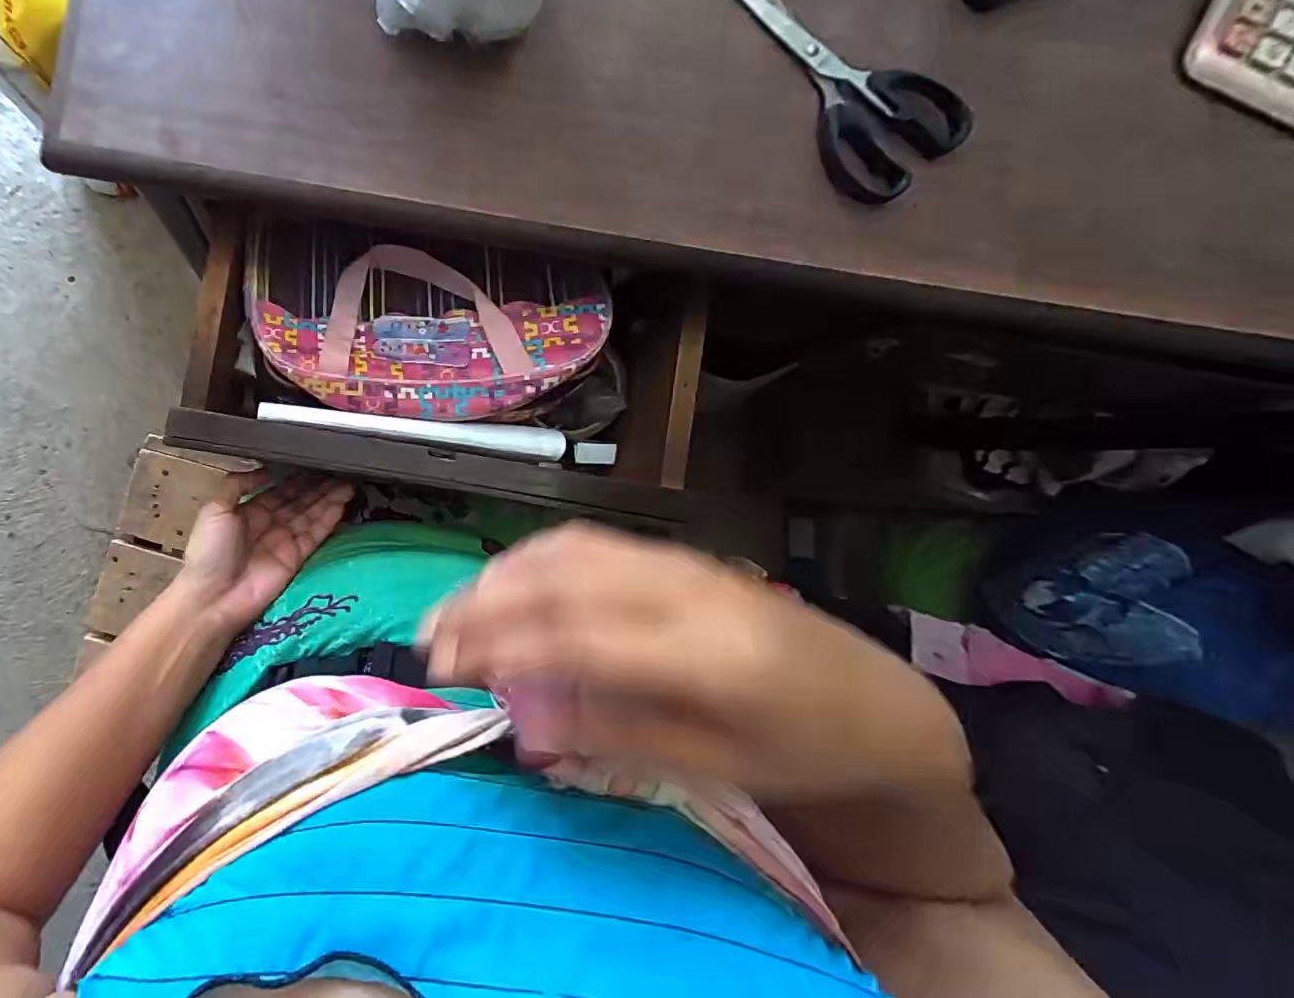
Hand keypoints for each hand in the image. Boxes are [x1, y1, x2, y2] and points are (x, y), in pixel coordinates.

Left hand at [177, 473, 354, 634]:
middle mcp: (269, 525)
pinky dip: (329, 518)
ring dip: (329, 499)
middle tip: (339, 472)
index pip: (280, 491)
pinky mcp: (296, 557)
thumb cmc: (208, 552)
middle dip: (318, 487)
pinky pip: (316, 533)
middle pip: (299, 502)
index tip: (315, 465)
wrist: (213, 597)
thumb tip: (264, 471)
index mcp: (249, 512)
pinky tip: (342, 503)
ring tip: (348, 483)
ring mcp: (284, 542)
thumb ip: (237, 484)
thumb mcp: (215, 509)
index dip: (298, 479)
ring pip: (311, 515)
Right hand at [421, 523, 969, 801]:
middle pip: (560, 582)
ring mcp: (674, 561)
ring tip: (453, 608)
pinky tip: (504, 577)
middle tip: (429, 637)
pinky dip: (531, 556)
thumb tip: (524, 721)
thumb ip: (614, 732)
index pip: (579, 638)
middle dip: (483, 605)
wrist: (876, 700)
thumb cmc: (799, 747)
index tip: (448, 667)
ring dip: (498, 576)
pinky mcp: (668, 552)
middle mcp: (681, 590)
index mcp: (706, 654)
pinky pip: (585, 541)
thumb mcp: (715, 763)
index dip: (504, 647)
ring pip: (566, 552)